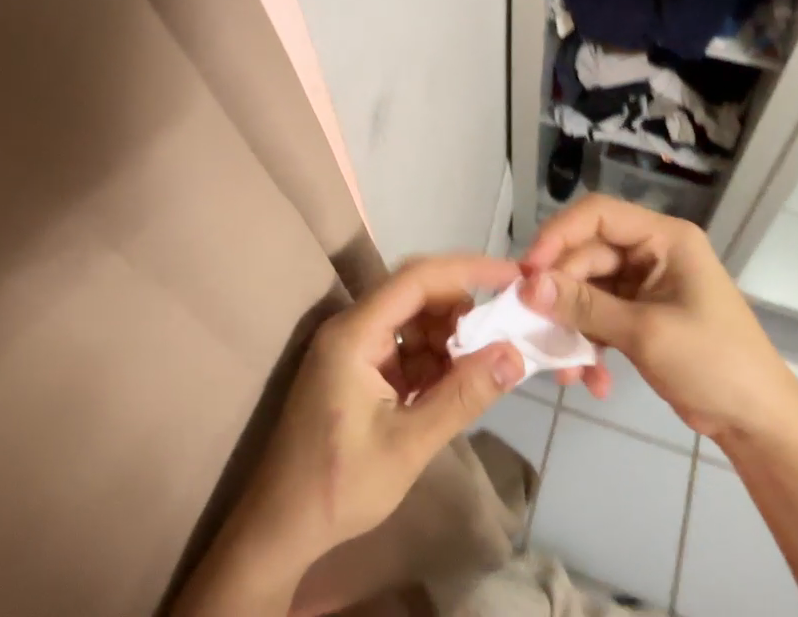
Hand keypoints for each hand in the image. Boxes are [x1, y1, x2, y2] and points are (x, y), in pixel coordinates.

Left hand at [235, 255, 525, 565]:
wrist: (282, 526)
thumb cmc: (338, 485)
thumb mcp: (408, 444)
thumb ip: (462, 396)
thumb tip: (515, 355)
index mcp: (355, 334)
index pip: (417, 278)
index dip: (468, 270)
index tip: (514, 276)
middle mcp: (352, 330)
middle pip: (416, 295)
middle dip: (463, 310)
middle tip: (506, 334)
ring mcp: (354, 351)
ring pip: (414, 322)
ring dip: (451, 339)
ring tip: (485, 368)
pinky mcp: (359, 372)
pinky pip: (406, 349)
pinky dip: (435, 361)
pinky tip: (458, 385)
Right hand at [519, 195, 797, 439]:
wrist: (756, 422)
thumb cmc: (713, 363)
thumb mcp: (645, 332)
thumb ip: (584, 306)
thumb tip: (527, 286)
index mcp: (665, 239)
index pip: (598, 215)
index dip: (557, 236)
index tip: (528, 274)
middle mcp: (652, 254)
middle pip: (587, 257)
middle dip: (561, 295)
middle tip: (534, 328)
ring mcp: (645, 287)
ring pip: (587, 291)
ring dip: (572, 328)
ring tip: (565, 369)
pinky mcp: (640, 317)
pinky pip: (599, 319)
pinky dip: (589, 345)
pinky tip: (590, 380)